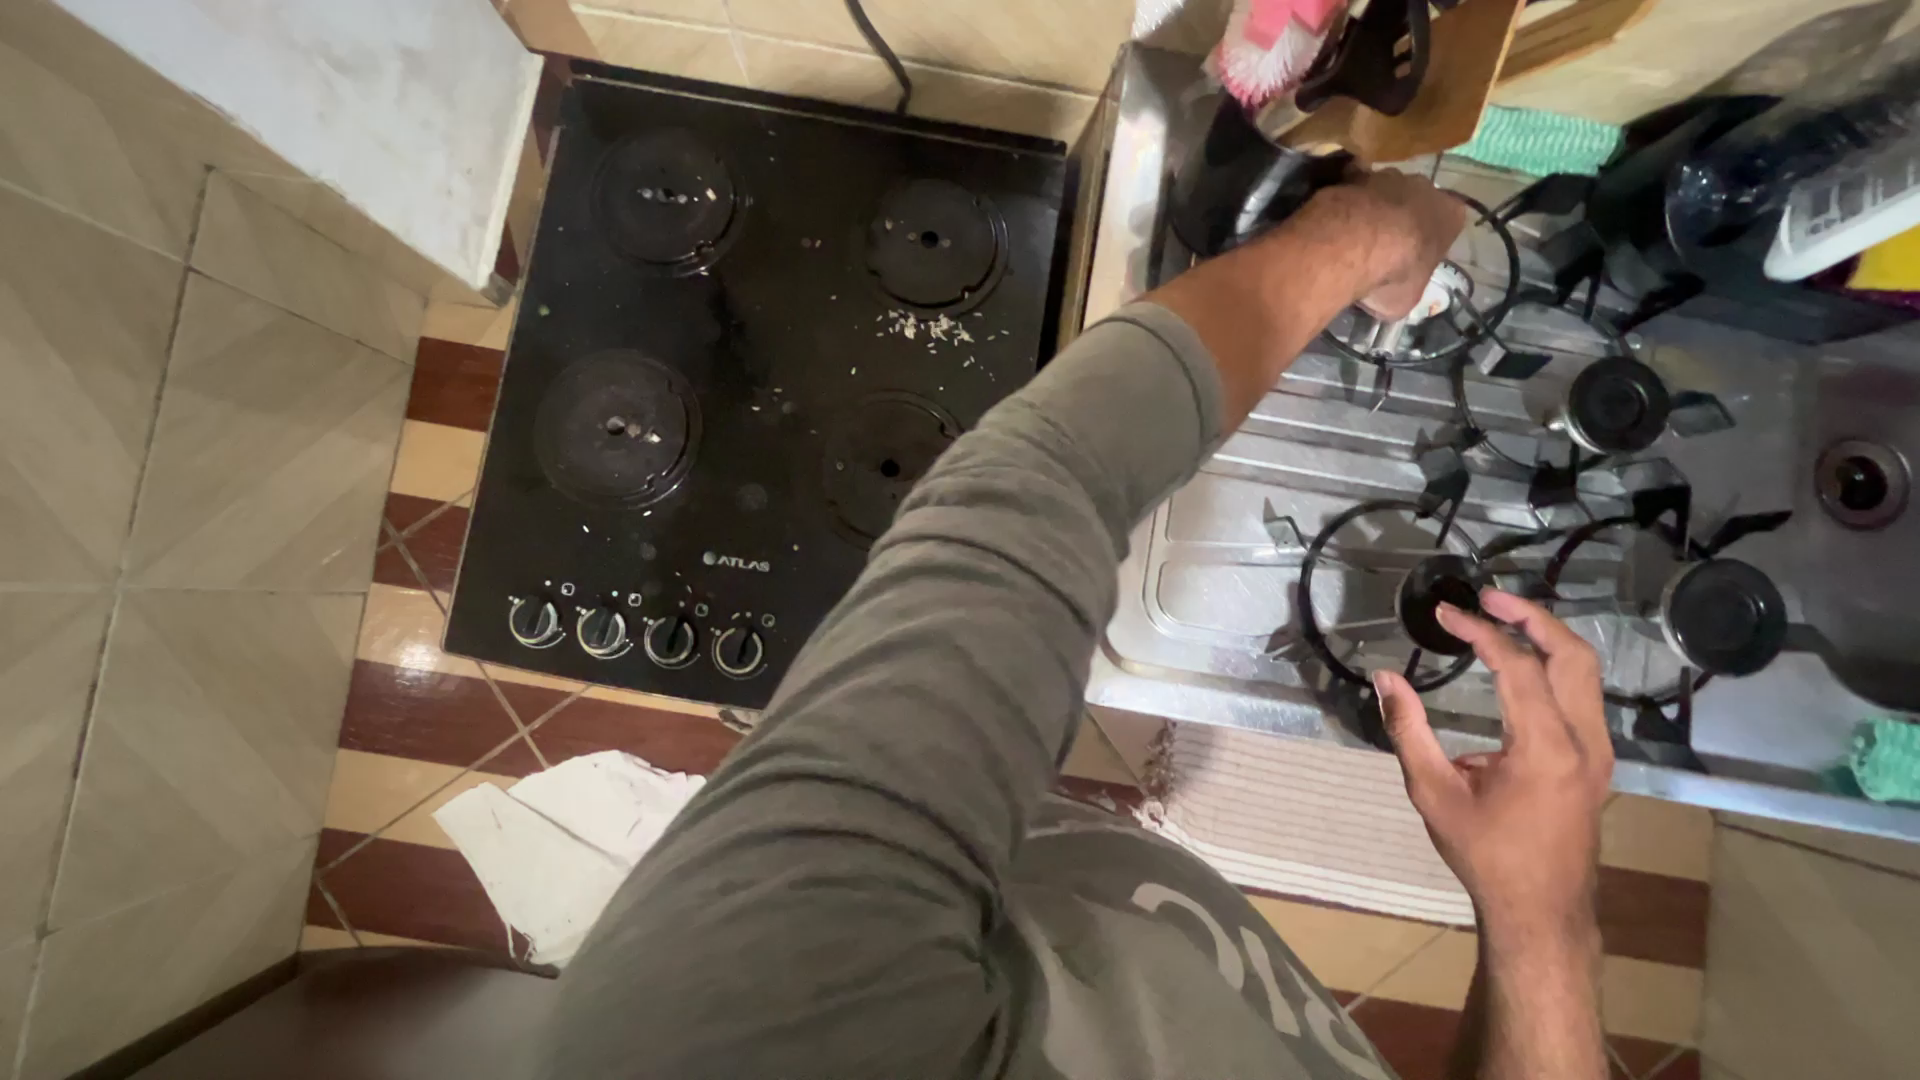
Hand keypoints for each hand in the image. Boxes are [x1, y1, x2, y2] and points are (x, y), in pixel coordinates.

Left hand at [1308, 169, 1467, 319]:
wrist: (1351, 246)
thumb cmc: (1390, 276)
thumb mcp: (1404, 300)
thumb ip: (1404, 290)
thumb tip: (1388, 297)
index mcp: (1451, 215)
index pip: (1447, 224)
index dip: (1427, 242)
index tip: (1408, 259)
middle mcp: (1425, 186)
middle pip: (1415, 202)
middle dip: (1399, 220)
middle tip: (1376, 248)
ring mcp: (1388, 176)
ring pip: (1383, 191)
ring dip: (1370, 209)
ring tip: (1348, 237)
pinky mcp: (1352, 175)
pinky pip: (1350, 184)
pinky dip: (1343, 199)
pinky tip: (1329, 220)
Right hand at [1372, 589, 1611, 949]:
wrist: (1541, 908)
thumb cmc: (1483, 851)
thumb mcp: (1432, 791)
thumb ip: (1407, 729)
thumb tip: (1384, 678)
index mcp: (1545, 747)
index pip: (1518, 667)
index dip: (1479, 632)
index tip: (1443, 613)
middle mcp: (1585, 742)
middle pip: (1573, 656)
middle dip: (1531, 617)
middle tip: (1485, 598)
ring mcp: (1600, 751)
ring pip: (1586, 672)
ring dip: (1547, 637)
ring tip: (1502, 617)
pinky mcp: (1596, 760)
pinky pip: (1582, 693)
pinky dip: (1554, 663)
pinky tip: (1521, 661)